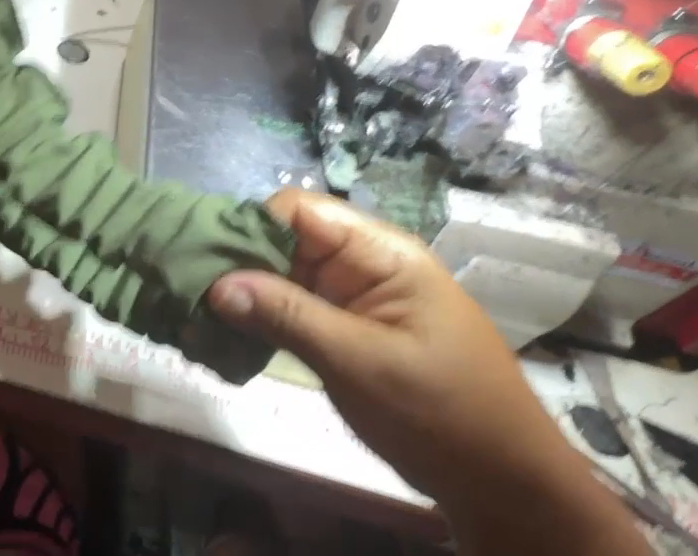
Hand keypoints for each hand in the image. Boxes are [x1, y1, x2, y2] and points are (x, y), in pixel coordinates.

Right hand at [207, 190, 578, 512]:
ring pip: (281, 273)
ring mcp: (353, 296)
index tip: (208, 263)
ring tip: (197, 314)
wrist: (507, 488)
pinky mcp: (344, 327)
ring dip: (243, 292)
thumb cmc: (444, 415)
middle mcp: (363, 263)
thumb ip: (288, 316)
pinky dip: (260, 317)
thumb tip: (215, 283)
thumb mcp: (362, 364)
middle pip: (283, 238)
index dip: (250, 228)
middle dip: (238, 261)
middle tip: (190, 292)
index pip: (298, 210)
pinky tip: (226, 334)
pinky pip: (291, 306)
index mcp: (380, 252)